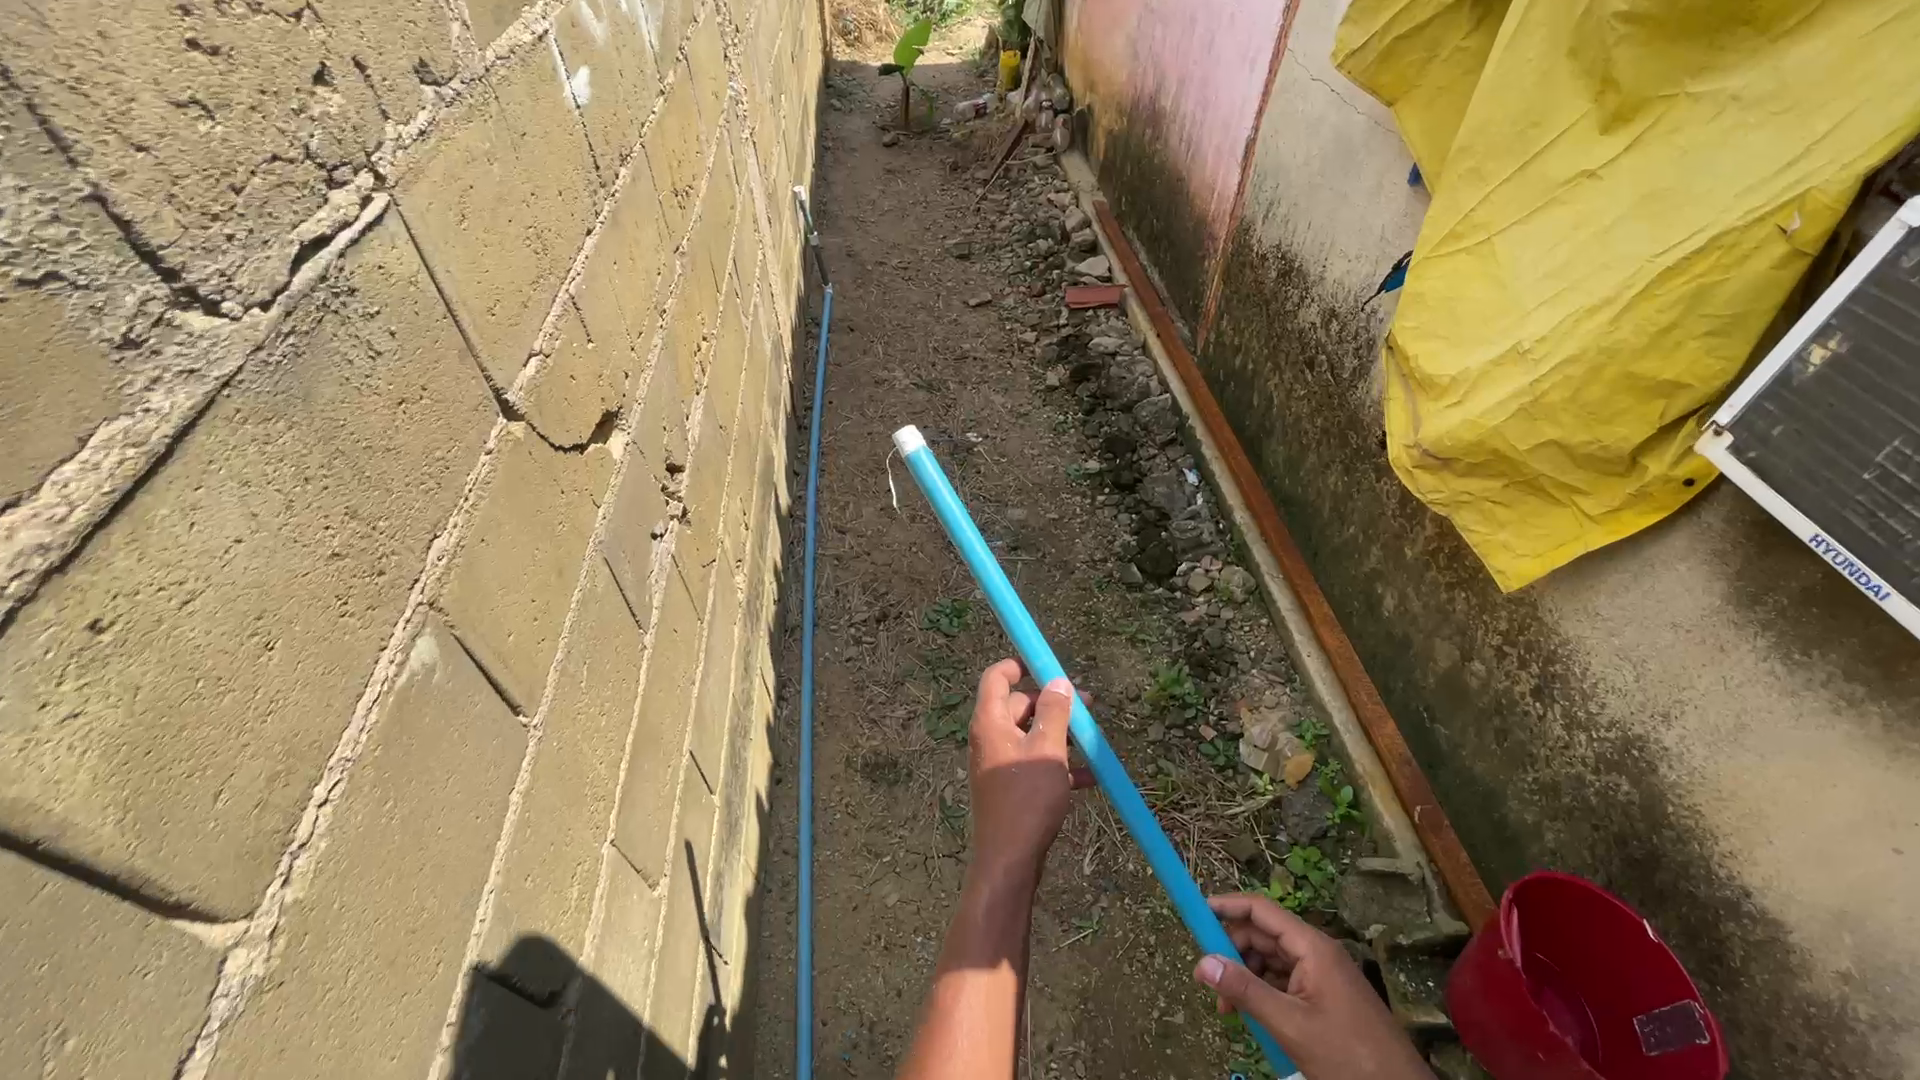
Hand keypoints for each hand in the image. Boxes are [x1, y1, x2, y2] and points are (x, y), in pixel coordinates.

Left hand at [965, 659, 1092, 890]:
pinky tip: (1090, 776)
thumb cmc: (1027, 799)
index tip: (1047, 664)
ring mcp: (999, 763)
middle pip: (1018, 705)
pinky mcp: (1010, 786)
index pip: (996, 677)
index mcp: (990, 722)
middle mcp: (989, 738)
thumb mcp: (1047, 750)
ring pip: (1031, 735)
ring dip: (1061, 734)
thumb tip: (1057, 681)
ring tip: (1094, 740)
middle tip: (1087, 706)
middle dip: (1052, 703)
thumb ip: (1054, 712)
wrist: (1009, 859)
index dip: (1019, 665)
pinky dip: (1059, 763)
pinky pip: (1035, 763)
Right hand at [1195, 894, 1434, 1079]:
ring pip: (1270, 961)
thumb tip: (1201, 963)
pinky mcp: (1324, 997)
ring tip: (1228, 1010)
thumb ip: (1244, 991)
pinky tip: (1251, 1017)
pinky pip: (1284, 982)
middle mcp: (1316, 952)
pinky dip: (1262, 993)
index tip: (1195, 913)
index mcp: (1312, 946)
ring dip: (1245, 978)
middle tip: (1206, 981)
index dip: (1227, 906)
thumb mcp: (1289, 1024)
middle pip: (1262, 935)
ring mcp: (1322, 975)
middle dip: (1231, 953)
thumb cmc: (1348, 1055)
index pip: (1261, 910)